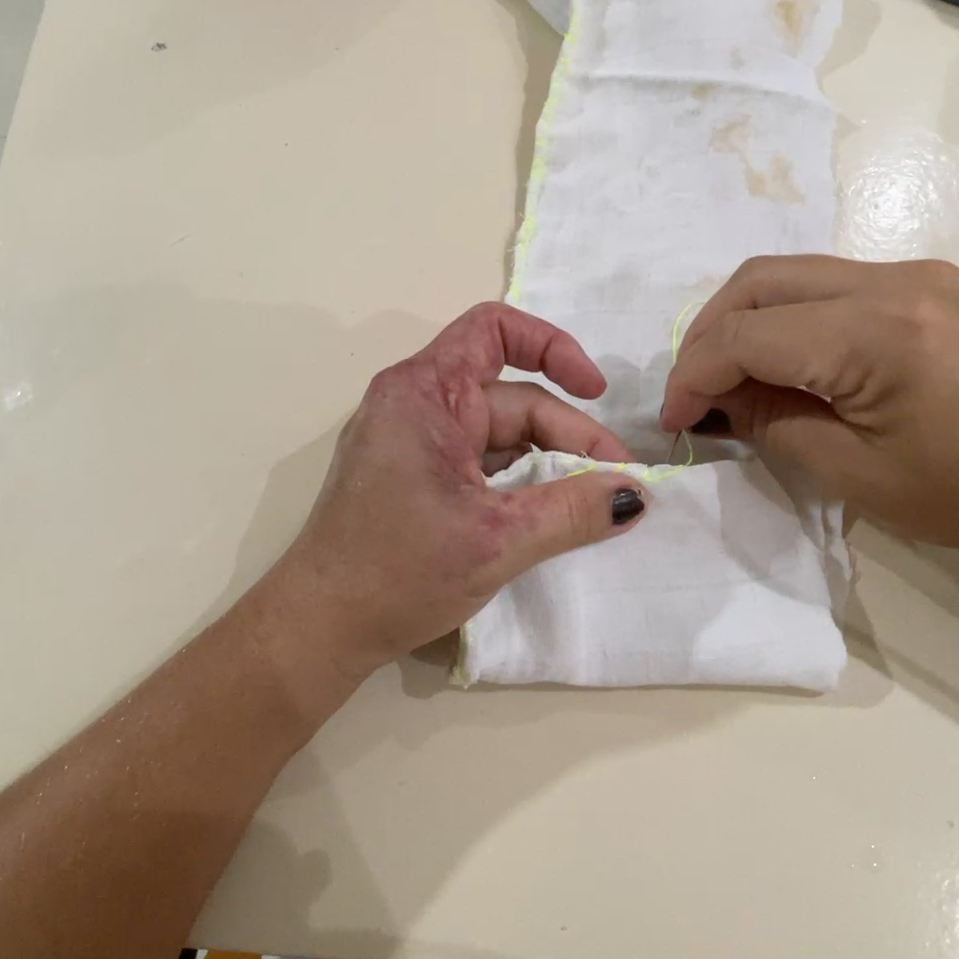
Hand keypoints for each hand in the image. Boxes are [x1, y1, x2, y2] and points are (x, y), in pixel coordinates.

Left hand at [264, 303, 646, 681]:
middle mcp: (415, 404)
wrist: (321, 627)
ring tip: (593, 506)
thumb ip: (573, 512)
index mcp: (424, 393)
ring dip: (546, 465)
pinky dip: (517, 482)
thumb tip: (637, 496)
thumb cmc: (398, 573)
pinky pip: (479, 462)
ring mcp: (412, 442)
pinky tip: (550, 514)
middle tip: (616, 488)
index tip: (596, 391)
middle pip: (510, 396)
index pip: (495, 331)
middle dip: (567, 437)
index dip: (553, 347)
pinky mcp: (413, 477)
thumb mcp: (497, 540)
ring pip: (498, 435)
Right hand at [659, 255, 958, 558]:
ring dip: (744, 320)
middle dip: (707, 333)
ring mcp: (918, 275)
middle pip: (759, 280)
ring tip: (727, 378)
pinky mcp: (932, 286)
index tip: (672, 421)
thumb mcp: (849, 472)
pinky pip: (832, 286)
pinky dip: (787, 318)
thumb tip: (721, 399)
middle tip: (691, 391)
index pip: (746, 334)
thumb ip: (770, 421)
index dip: (693, 376)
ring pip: (792, 274)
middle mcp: (894, 281)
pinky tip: (782, 363)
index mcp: (875, 332)